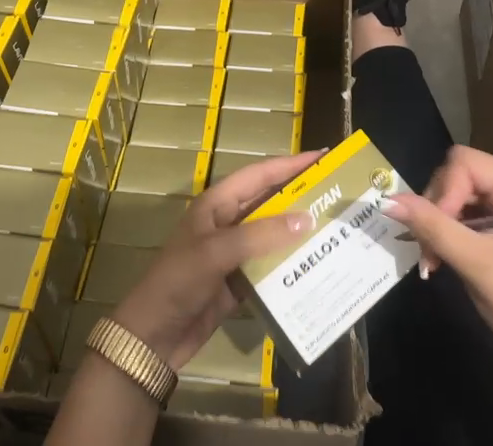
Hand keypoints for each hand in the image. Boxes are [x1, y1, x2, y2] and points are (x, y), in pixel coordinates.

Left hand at [109, 150, 321, 368]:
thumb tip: (308, 220)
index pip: (259, 175)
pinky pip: (270, 267)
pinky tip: (316, 268)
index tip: (324, 156)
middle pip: (269, 202)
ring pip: (273, 236)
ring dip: (299, 233)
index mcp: (216, 204)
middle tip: (339, 193)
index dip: (290, 164)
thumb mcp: (217, 252)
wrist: (152, 336)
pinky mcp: (238, 282)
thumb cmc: (178, 281)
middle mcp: (226, 223)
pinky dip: (291, 266)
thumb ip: (261, 235)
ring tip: (337, 230)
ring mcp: (233, 254)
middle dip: (301, 196)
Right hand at [381, 145, 492, 360]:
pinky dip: (442, 234)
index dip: (443, 190)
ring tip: (432, 260)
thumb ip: (433, 227)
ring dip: (435, 224)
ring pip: (452, 195)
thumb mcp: (476, 263)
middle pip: (456, 175)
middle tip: (428, 250)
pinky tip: (437, 259)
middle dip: (436, 209)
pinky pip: (458, 214)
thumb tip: (388, 200)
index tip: (435, 230)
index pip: (465, 163)